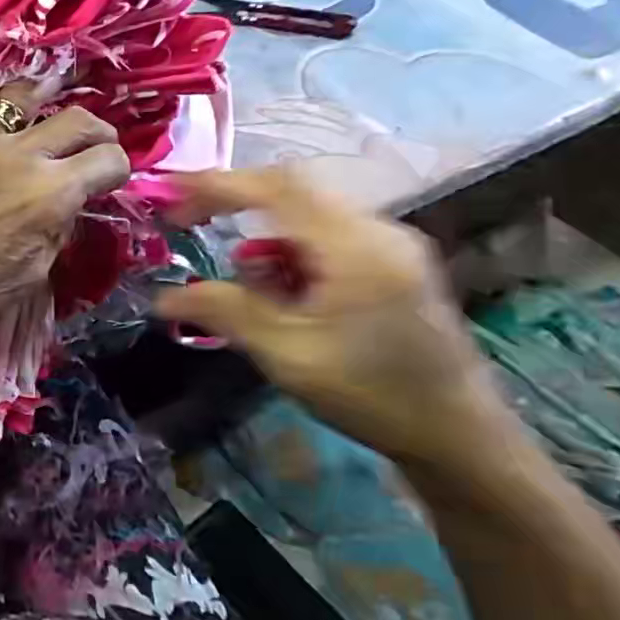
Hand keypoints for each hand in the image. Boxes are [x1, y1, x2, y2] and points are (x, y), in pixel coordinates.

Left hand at [0, 75, 132, 397]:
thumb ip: (57, 228)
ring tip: (37, 112)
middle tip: (87, 146)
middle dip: (93, 133)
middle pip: (75, 120)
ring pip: (18, 97)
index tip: (105, 178)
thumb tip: (67, 202)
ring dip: (37, 102)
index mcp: (49, 194)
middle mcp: (16, 155)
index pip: (108, 159)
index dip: (115, 169)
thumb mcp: (31, 273)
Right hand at [153, 168, 515, 467]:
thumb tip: (160, 296)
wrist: (459, 437)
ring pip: (303, 216)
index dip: (217, 182)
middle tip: (185, 225)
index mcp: (355, 248)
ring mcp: (387, 247)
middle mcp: (376, 233)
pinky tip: (275, 290)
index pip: (278, 187)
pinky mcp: (388, 265)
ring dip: (258, 236)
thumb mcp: (285, 354)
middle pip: (290, 192)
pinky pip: (321, 237)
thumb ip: (223, 312)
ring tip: (238, 281)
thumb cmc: (371, 393)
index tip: (168, 192)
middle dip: (230, 203)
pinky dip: (283, 251)